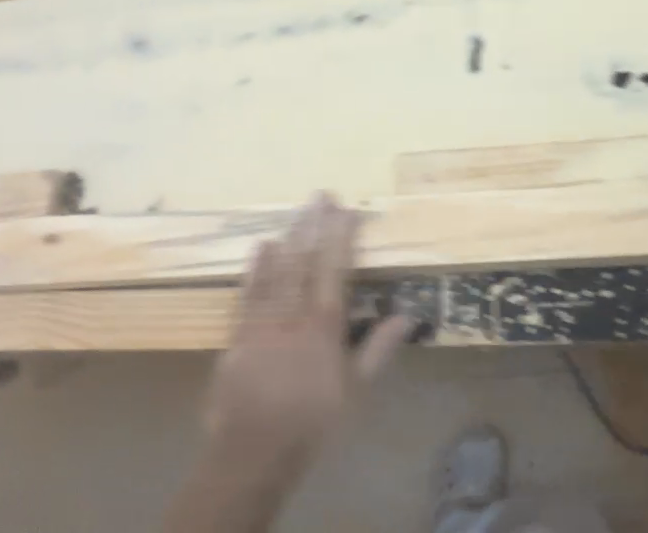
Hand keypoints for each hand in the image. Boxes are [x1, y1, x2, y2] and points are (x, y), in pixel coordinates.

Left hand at [203, 192, 416, 482]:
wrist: (253, 451)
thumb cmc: (313, 420)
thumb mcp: (356, 391)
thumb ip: (379, 348)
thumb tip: (408, 314)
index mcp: (323, 325)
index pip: (334, 269)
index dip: (341, 237)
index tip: (348, 210)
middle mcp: (292, 314)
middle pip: (303, 260)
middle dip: (313, 225)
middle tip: (321, 195)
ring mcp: (262, 322)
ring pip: (276, 270)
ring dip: (288, 237)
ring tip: (297, 210)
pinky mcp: (239, 335)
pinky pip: (248, 292)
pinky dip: (255, 268)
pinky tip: (260, 247)